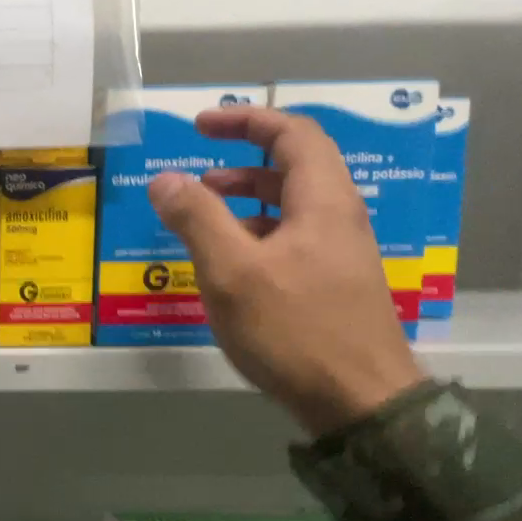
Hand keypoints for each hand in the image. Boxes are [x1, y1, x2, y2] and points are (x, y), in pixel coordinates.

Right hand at [146, 105, 427, 437]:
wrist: (357, 399)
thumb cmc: (294, 329)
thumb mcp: (231, 272)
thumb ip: (197, 219)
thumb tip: (164, 179)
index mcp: (323, 202)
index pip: (293, 134)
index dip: (246, 121)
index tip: (199, 125)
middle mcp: (336, 218)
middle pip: (293, 167)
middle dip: (239, 160)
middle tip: (193, 173)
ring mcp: (335, 253)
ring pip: (288, 206)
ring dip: (242, 199)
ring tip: (199, 215)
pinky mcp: (328, 283)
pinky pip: (286, 238)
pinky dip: (250, 233)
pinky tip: (222, 261)